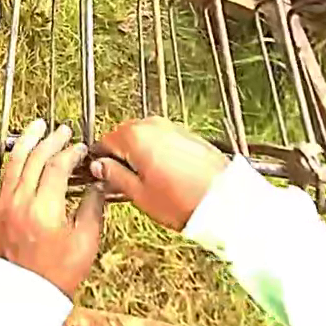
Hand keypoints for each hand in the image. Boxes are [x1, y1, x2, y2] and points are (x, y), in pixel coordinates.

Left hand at [0, 119, 105, 297]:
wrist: (24, 298)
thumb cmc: (56, 274)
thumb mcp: (85, 242)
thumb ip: (92, 207)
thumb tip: (98, 182)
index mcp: (45, 210)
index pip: (57, 166)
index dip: (70, 153)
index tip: (80, 150)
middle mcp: (21, 202)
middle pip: (36, 158)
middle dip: (52, 141)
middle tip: (63, 132)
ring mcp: (3, 203)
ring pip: (14, 160)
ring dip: (26, 139)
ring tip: (37, 126)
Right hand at [90, 116, 227, 230]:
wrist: (225, 200)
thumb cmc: (184, 200)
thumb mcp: (139, 194)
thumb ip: (114, 176)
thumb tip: (100, 167)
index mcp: (135, 136)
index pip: (105, 142)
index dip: (102, 160)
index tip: (103, 174)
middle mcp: (152, 125)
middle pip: (124, 136)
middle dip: (122, 156)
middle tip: (127, 182)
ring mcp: (171, 127)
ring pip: (144, 137)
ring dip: (141, 154)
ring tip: (151, 182)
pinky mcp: (186, 133)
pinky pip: (162, 139)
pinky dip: (159, 152)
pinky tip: (167, 175)